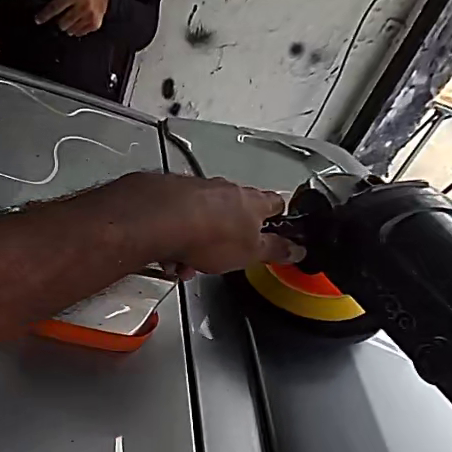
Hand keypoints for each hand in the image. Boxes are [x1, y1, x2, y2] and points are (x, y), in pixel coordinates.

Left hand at [32, 0, 108, 35]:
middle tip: (61, 15)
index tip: (38, 19)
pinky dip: (75, 29)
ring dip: (66, 25)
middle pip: (61, 23)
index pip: (55, 7)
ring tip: (70, 16)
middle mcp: (84, 5)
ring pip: (69, 30)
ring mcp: (90, 16)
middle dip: (58, 21)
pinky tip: (78, 20)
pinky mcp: (95, 24)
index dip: (44, 15)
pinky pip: (78, 34)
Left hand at [85, 172, 302, 276]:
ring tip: (182, 263)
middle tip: (214, 260)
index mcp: (251, 201)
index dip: (277, 218)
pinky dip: (169, 236)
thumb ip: (274, 250)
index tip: (276, 229)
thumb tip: (294, 250)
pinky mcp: (163, 193)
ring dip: (192, 243)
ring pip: (198, 219)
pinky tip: (163, 253)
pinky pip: (171, 218)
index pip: (275, 204)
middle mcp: (222, 188)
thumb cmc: (204, 232)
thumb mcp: (249, 253)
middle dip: (222, 240)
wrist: (157, 220)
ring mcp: (191, 189)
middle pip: (231, 214)